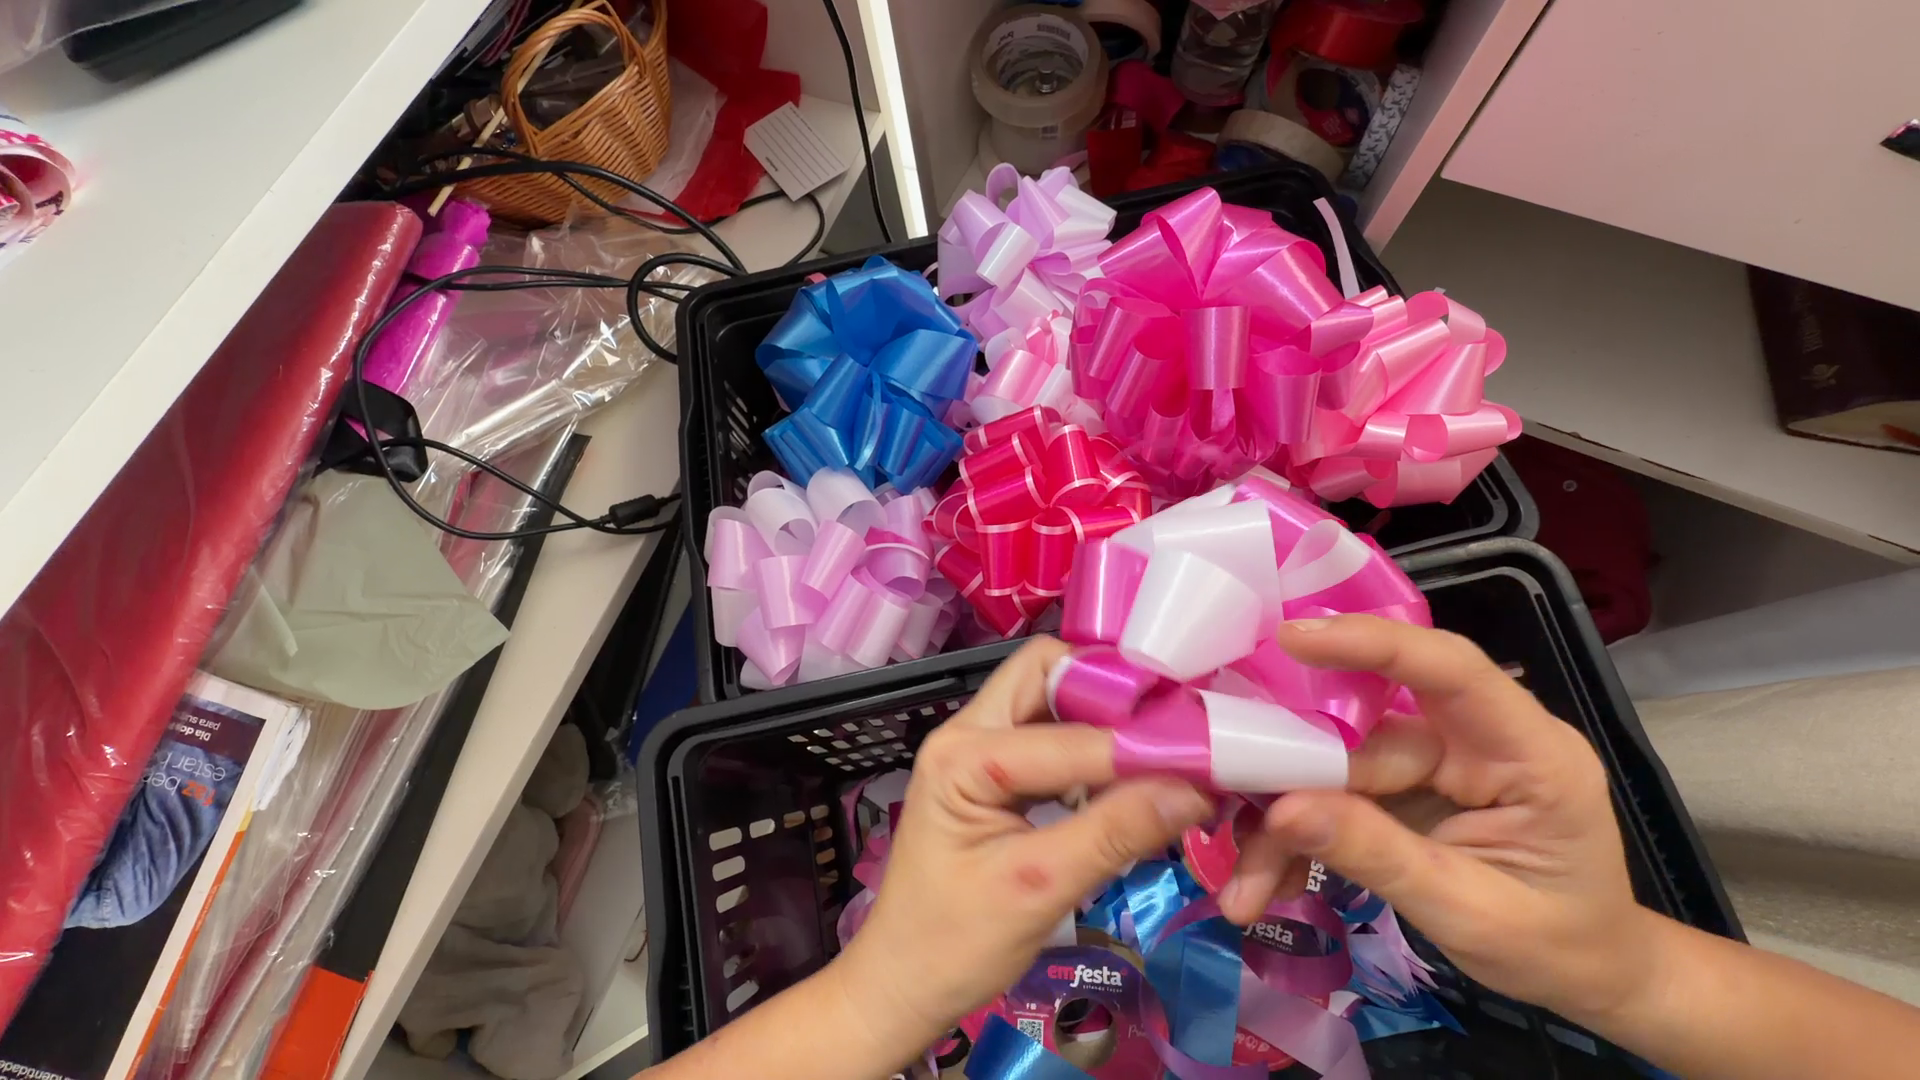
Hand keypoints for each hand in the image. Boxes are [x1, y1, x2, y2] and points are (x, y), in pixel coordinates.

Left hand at [830, 638, 1213, 1060]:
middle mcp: (966, 732)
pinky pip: (1047, 733)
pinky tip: (1124, 775)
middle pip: (1045, 673)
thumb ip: (1115, 833)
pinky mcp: (992, 771)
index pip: (1067, 731)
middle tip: (1172, 729)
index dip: (1137, 740)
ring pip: (1047, 697)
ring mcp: (976, 747)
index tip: (1204, 753)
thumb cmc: (954, 943)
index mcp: (963, 755)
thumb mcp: (1039, 890)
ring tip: (1160, 749)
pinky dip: (1089, 744)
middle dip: (1110, 692)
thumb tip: (1196, 790)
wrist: (901, 981)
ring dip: (1102, 715)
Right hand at [1217, 616, 1656, 1022]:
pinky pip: (1333, 792)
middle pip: (1362, 731)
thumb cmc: (1556, 943)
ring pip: (1333, 766)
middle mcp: (1471, 738)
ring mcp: (1429, 758)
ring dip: (1285, 822)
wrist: (1587, 975)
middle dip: (1295, 778)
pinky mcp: (1399, 780)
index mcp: (1526, 752)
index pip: (1452, 670)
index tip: (1291, 638)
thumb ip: (1378, 855)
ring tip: (1247, 884)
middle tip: (1225, 808)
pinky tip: (1270, 878)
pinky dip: (1298, 835)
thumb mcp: (1469, 913)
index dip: (1373, 643)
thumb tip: (1281, 809)